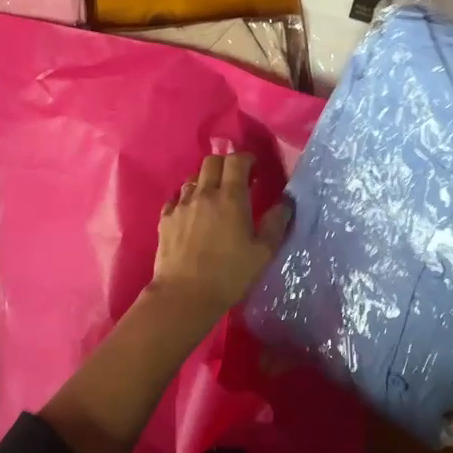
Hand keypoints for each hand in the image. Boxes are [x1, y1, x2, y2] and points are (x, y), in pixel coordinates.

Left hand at [150, 153, 291, 319]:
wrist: (185, 293)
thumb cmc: (229, 275)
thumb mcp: (262, 253)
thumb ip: (276, 223)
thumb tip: (286, 201)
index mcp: (230, 198)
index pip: (236, 161)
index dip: (246, 159)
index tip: (254, 168)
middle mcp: (203, 193)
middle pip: (212, 162)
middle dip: (226, 164)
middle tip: (236, 179)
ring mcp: (181, 204)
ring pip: (193, 178)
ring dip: (206, 180)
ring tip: (214, 196)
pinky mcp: (165, 217)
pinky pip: (177, 197)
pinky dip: (187, 198)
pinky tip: (192, 212)